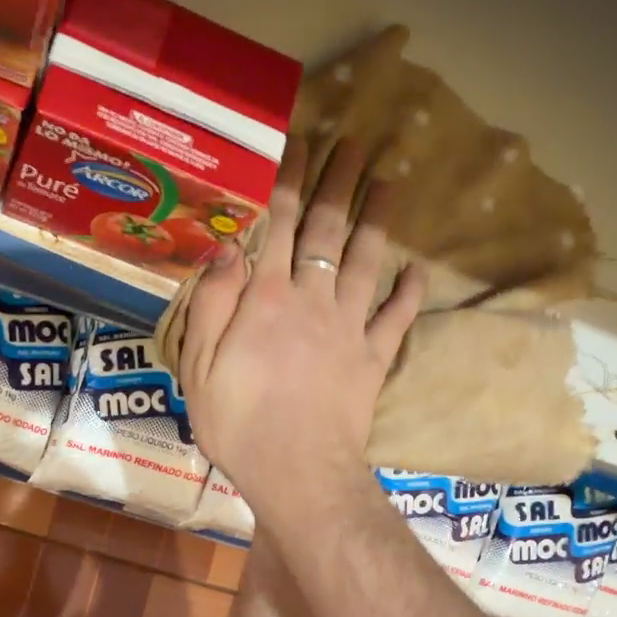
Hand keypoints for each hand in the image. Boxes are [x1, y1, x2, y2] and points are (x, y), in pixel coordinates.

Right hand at [178, 137, 426, 520]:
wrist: (296, 472)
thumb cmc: (236, 422)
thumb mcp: (199, 366)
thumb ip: (212, 303)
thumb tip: (228, 245)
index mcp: (266, 299)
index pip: (279, 227)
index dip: (289, 183)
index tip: (300, 143)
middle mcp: (313, 300)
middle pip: (328, 231)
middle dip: (339, 183)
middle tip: (354, 143)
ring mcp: (349, 329)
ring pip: (368, 261)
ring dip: (379, 219)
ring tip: (391, 182)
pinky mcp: (373, 360)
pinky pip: (396, 318)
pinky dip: (410, 292)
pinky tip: (418, 270)